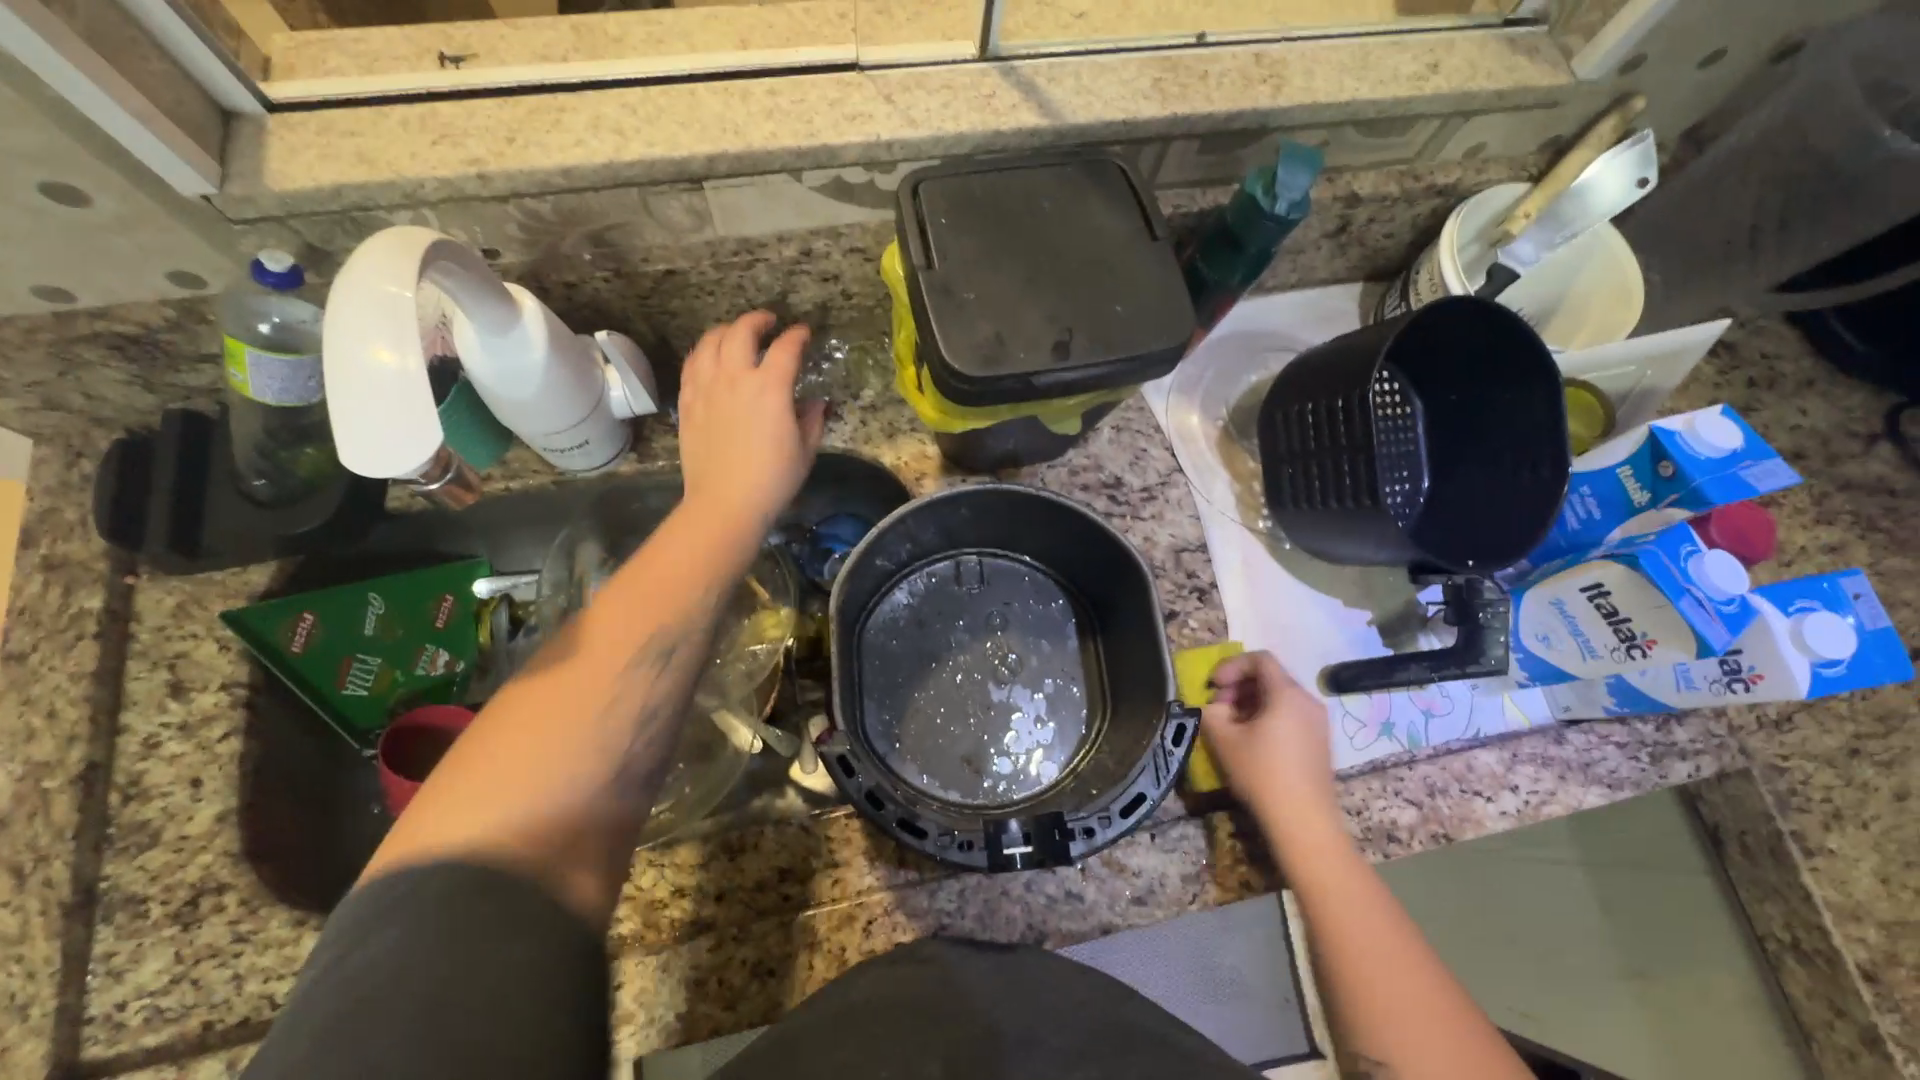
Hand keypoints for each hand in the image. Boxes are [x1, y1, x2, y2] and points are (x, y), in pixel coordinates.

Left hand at [677, 311, 827, 532]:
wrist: (725, 503)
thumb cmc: (772, 480)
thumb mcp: (805, 450)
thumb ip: (813, 420)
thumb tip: (816, 403)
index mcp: (771, 388)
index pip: (786, 348)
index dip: (798, 335)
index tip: (803, 333)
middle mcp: (736, 378)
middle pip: (742, 331)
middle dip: (758, 320)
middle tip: (769, 323)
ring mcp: (706, 387)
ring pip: (711, 341)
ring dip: (727, 330)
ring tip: (736, 334)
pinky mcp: (688, 401)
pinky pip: (692, 363)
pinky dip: (704, 352)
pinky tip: (710, 356)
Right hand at [1200, 651, 1343, 845]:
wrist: (1303, 819)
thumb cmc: (1261, 773)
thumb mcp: (1223, 739)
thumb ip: (1212, 712)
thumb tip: (1215, 707)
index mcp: (1287, 693)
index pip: (1259, 659)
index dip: (1231, 666)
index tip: (1213, 687)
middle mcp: (1308, 700)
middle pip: (1270, 677)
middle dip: (1239, 687)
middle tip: (1219, 709)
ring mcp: (1318, 722)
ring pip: (1280, 697)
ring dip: (1251, 703)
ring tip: (1233, 728)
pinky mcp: (1320, 742)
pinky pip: (1291, 715)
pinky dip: (1268, 717)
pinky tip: (1254, 743)